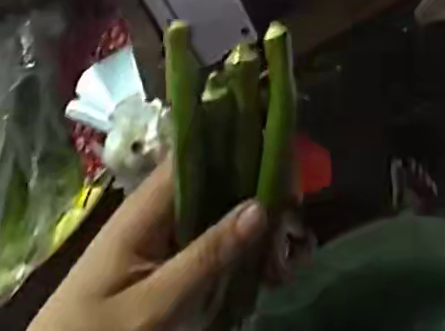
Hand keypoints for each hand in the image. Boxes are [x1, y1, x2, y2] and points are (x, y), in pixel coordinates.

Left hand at [29, 159, 267, 330]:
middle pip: (217, 179)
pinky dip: (240, 250)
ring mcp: (163, 234)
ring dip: (254, 225)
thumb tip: (260, 203)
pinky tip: (266, 269)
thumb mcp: (152, 303)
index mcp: (148, 202)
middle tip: (296, 214)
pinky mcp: (167, 260)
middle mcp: (158, 208)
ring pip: (219, 211)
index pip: (197, 149)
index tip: (282, 153)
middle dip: (258, 189)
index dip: (239, 141)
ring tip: (289, 251)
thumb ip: (205, 255)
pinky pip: (211, 241)